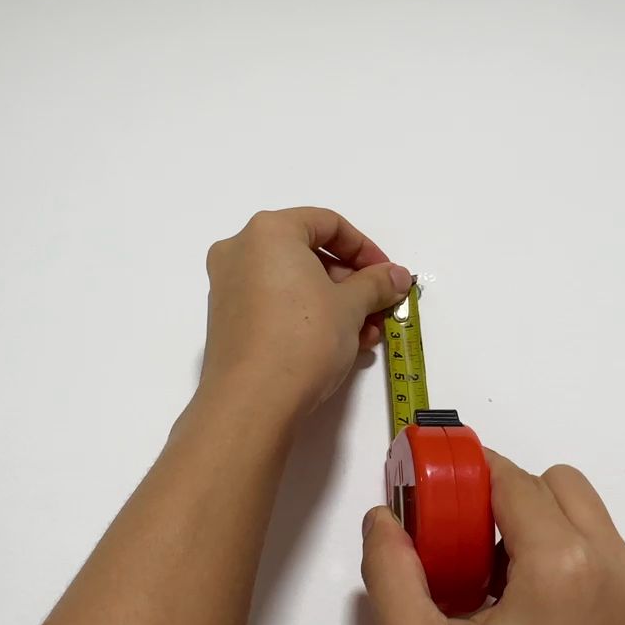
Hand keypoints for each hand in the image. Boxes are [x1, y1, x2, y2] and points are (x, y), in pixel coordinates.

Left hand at [198, 208, 412, 423]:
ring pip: (293, 283)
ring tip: (367, 335)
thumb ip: (376, 284)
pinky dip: (308, 316)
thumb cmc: (304, 337)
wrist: (251, 401)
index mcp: (268, 231)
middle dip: (352, 282)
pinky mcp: (227, 320)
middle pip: (308, 254)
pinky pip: (276, 304)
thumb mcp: (351, 307)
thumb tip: (397, 276)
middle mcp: (240, 250)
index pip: (328, 224)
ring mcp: (228, 286)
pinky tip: (341, 345)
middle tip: (379, 307)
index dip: (365, 249)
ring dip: (336, 304)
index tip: (388, 276)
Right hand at [361, 449, 624, 624]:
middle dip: (508, 501)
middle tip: (464, 549)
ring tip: (499, 600)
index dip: (467, 476)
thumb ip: (391, 576)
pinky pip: (617, 574)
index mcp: (566, 570)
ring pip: (592, 527)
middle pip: (559, 488)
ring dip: (543, 536)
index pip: (512, 478)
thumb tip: (383, 522)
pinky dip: (578, 577)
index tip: (437, 494)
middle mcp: (622, 577)